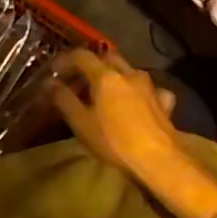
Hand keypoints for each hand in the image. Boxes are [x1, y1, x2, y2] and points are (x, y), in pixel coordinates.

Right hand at [49, 50, 184, 173]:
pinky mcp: (165, 104)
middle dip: (92, 64)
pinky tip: (139, 101)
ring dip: (116, 75)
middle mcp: (129, 75)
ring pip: (130, 71)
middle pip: (108, 58)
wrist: (159, 161)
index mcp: (106, 77)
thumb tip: (50, 82)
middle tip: (80, 79)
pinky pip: (151, 90)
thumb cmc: (114, 141)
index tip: (55, 71)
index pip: (82, 56)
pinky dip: (141, 91)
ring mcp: (150, 88)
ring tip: (107, 91)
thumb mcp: (80, 122)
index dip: (65, 60)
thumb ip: (63, 98)